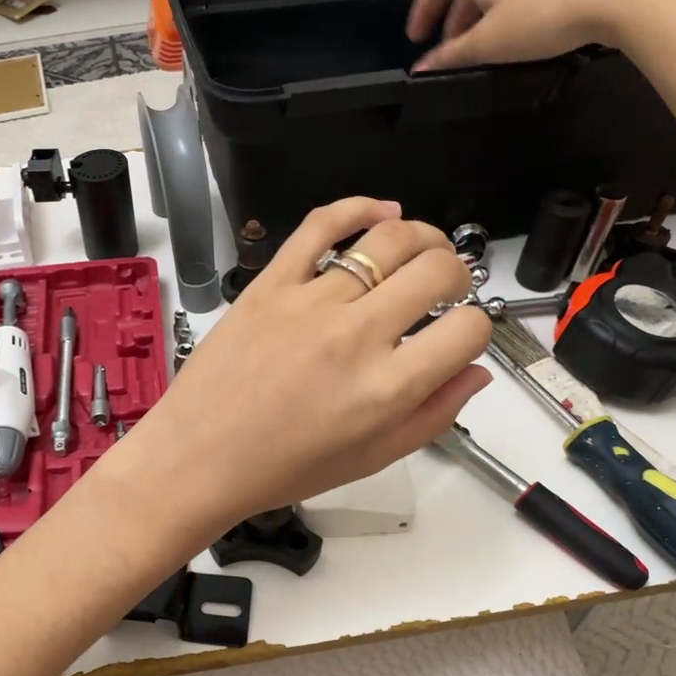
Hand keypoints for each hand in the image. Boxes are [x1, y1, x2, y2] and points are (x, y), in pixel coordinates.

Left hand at [116, 198, 491, 528]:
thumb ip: (433, 415)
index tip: (457, 336)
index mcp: (387, 388)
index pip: (468, 330)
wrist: (199, 457)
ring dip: (422, 237)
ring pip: (388, 239)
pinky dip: (359, 207)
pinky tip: (381, 212)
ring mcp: (310, 303)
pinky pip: (321, 225)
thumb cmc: (282, 468)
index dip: (475, 329)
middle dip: (457, 274)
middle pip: (437, 270)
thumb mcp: (371, 459)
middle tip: (446, 286)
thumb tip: (477, 372)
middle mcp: (356, 336)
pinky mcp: (270, 284)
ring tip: (424, 250)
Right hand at [405, 0, 675, 71]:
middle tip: (452, 48)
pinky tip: (528, 33)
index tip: (416, 36)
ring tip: (489, 45)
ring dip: (485, 13)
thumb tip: (421, 67)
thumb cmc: (544, 16)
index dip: (423, 5)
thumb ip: (453, 56)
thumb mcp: (491, 44)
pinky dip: (514, 9)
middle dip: (455, 14)